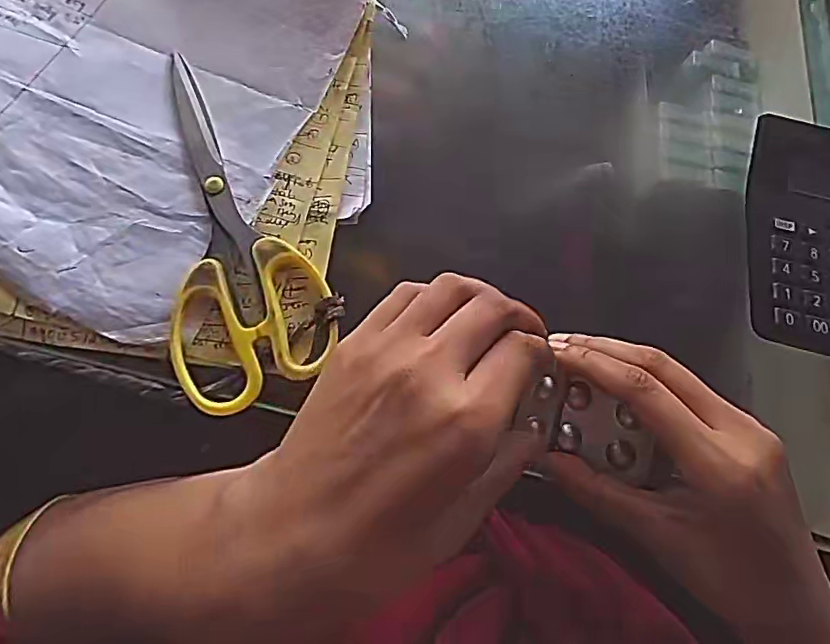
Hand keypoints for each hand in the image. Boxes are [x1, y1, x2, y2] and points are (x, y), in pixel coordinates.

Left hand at [247, 274, 549, 612]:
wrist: (290, 535)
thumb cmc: (368, 544)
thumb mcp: (460, 520)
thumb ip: (506, 464)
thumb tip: (529, 431)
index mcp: (463, 421)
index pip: (523, 349)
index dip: (539, 352)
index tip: (536, 362)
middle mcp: (428, 374)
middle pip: (494, 307)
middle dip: (520, 314)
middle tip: (523, 331)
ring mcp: (389, 351)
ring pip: (453, 286)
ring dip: (481, 295)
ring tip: (487, 313)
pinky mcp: (358, 343)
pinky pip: (406, 293)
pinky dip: (433, 295)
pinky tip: (438, 315)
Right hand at [541, 334, 829, 643]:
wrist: (797, 608)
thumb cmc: (739, 585)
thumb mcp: (658, 539)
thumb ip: (600, 493)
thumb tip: (557, 461)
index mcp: (720, 464)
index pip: (647, 391)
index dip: (596, 365)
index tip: (564, 355)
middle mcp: (742, 433)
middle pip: (662, 365)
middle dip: (606, 350)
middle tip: (567, 348)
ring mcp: (750, 426)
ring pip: (678, 372)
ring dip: (628, 363)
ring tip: (587, 368)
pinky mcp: (748, 427)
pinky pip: (692, 390)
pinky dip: (653, 384)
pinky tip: (626, 394)